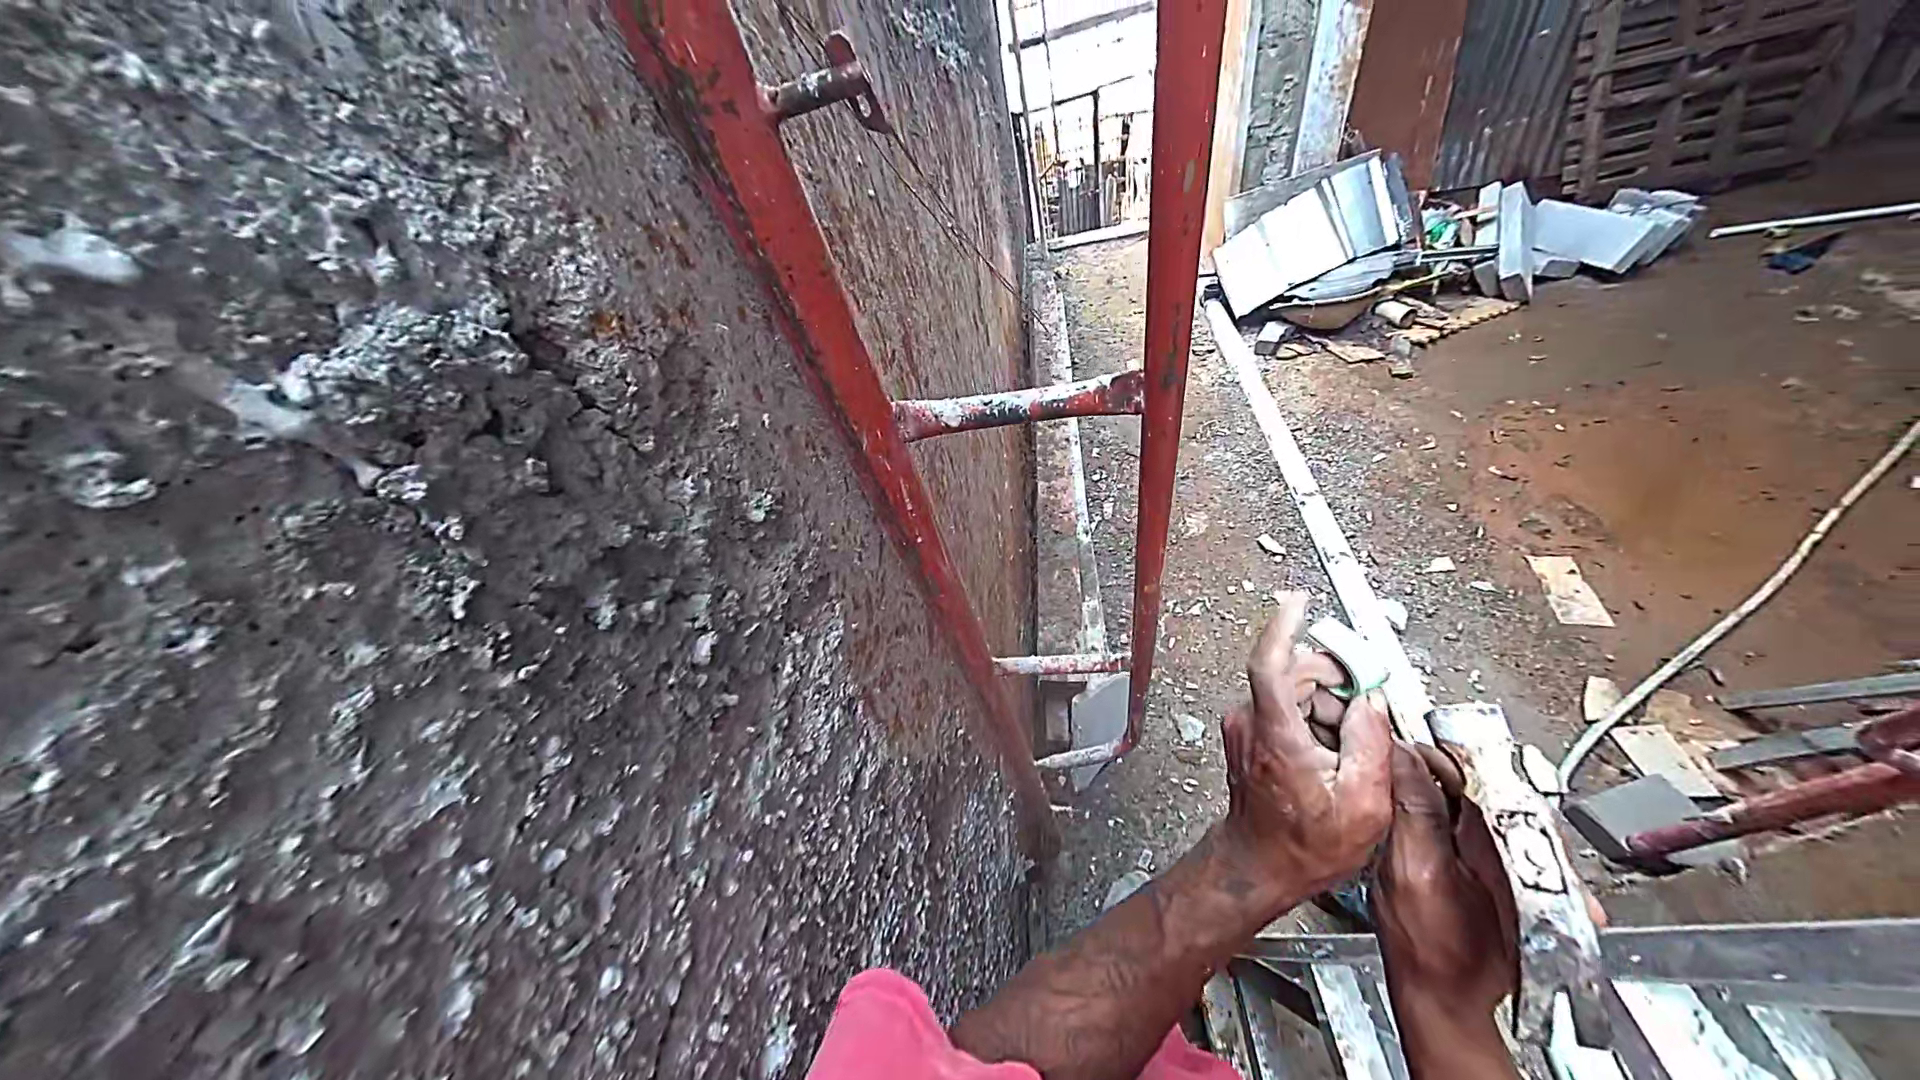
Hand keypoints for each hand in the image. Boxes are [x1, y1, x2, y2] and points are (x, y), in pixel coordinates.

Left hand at [1218, 592, 1392, 901]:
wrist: (1262, 861)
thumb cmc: (1305, 842)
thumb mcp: (1362, 802)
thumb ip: (1371, 742)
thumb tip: (1372, 702)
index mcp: (1275, 733)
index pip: (1269, 662)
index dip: (1283, 625)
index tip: (1298, 600)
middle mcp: (1250, 722)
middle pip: (1292, 674)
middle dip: (1333, 683)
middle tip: (1365, 709)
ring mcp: (1245, 726)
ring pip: (1291, 690)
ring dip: (1326, 706)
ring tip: (1346, 750)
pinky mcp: (1248, 733)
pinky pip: (1285, 707)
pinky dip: (1313, 718)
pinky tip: (1330, 752)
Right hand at [1372, 744, 1518, 1017]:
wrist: (1443, 995)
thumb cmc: (1433, 950)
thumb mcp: (1412, 870)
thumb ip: (1412, 810)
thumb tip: (1402, 755)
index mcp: (1507, 846)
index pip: (1475, 771)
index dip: (1432, 750)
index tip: (1397, 740)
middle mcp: (1514, 847)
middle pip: (1472, 778)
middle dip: (1429, 761)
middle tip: (1387, 752)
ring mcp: (1499, 855)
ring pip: (1465, 794)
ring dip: (1428, 779)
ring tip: (1393, 770)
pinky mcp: (1481, 862)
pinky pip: (1457, 814)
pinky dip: (1430, 800)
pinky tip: (1406, 799)